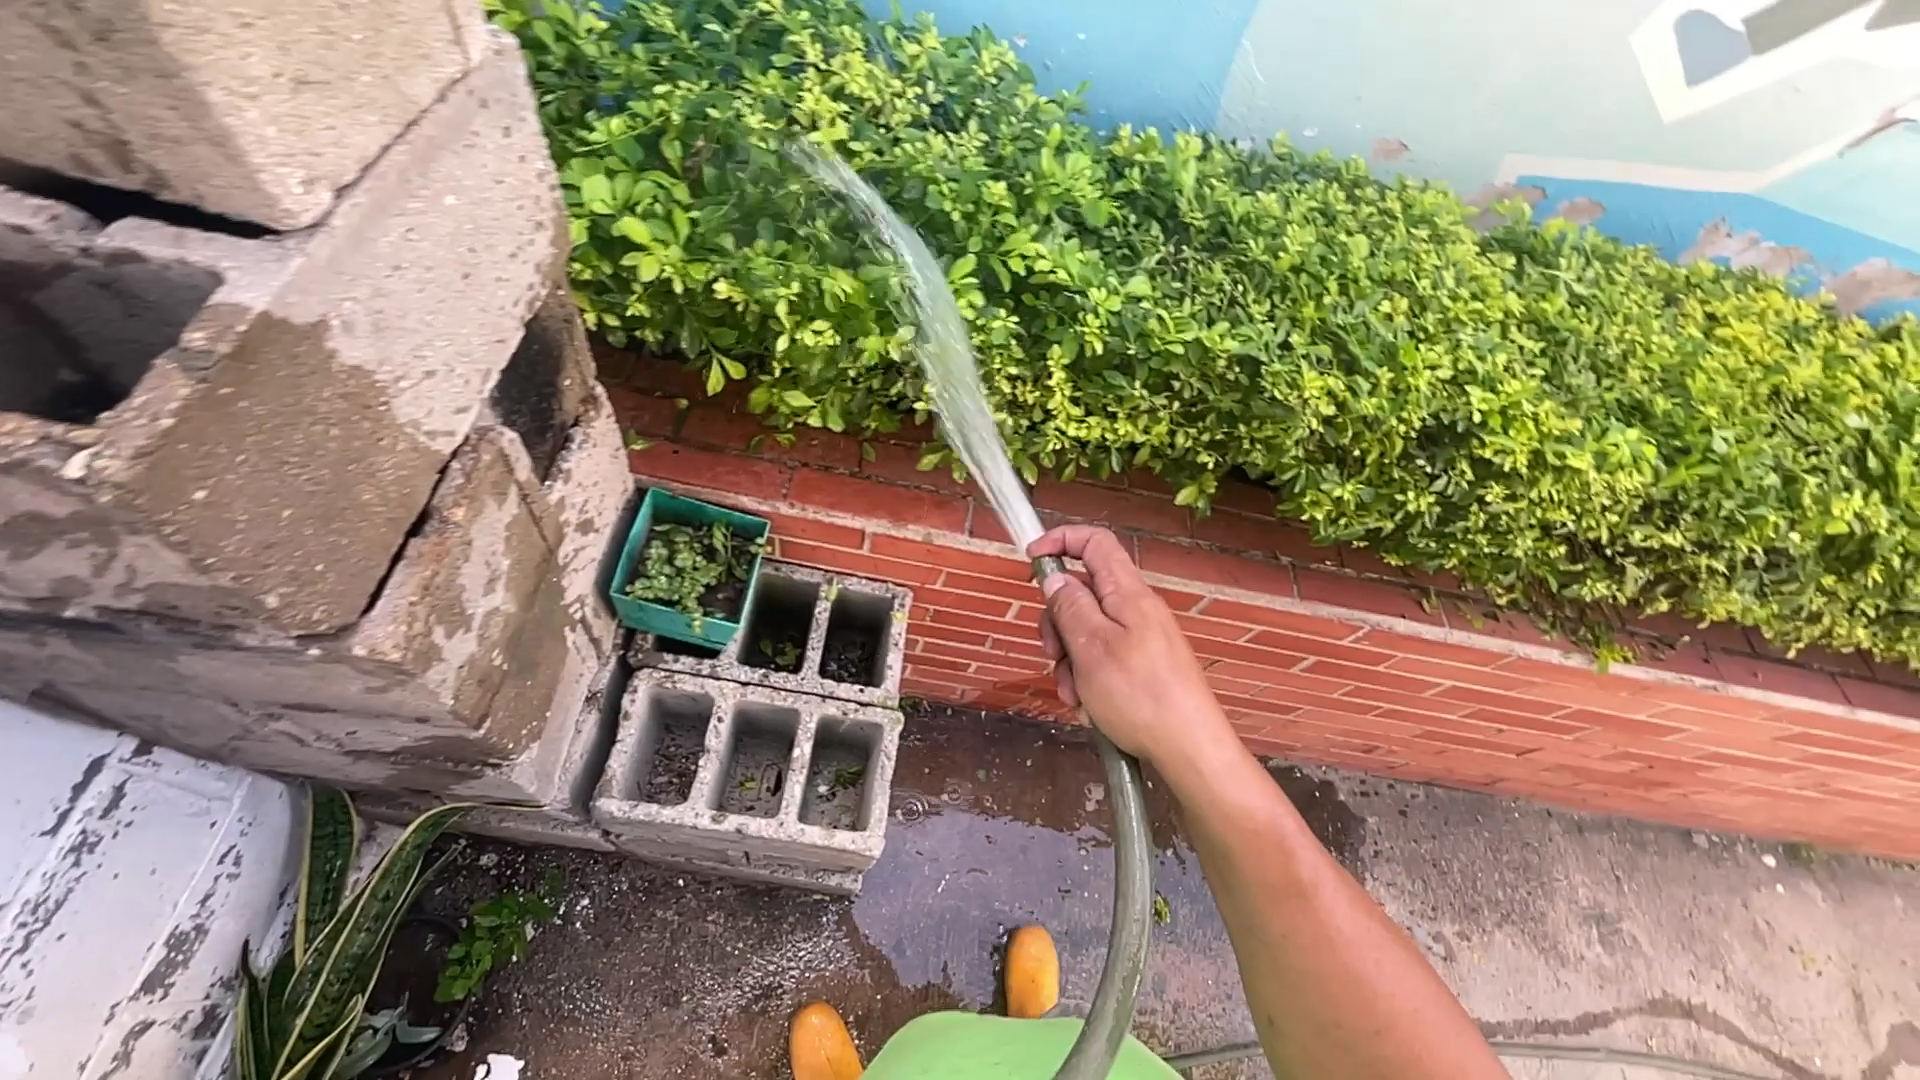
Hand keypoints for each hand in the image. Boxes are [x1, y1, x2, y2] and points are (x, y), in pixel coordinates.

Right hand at [1027, 525, 1234, 768]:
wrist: (1189, 748)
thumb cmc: (1140, 696)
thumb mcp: (1091, 648)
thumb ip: (1070, 607)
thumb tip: (1056, 579)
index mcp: (1128, 593)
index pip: (1095, 542)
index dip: (1060, 541)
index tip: (1031, 558)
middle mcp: (1137, 609)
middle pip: (1083, 592)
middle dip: (1057, 622)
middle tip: (1052, 655)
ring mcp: (1142, 638)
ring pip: (1088, 630)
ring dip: (1069, 659)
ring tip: (1073, 693)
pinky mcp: (1144, 665)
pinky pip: (1103, 657)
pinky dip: (1087, 676)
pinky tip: (1088, 705)